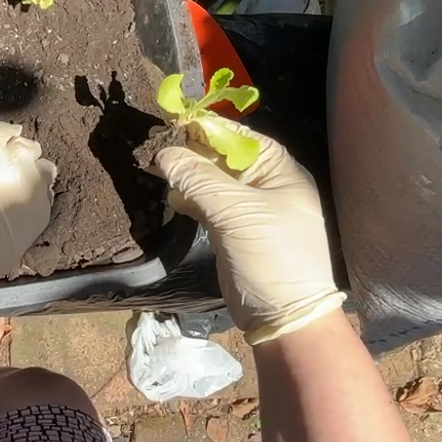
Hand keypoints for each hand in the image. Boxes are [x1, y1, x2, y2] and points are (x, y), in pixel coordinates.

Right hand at [156, 126, 342, 343]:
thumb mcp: (235, 212)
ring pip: (212, 181)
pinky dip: (190, 199)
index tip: (173, 123)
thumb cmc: (271, 255)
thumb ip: (198, 179)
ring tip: (158, 169)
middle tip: (158, 147)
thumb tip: (163, 153)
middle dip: (193, 151)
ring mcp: (249, 210)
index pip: (241, 138)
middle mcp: (266, 185)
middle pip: (224, 158)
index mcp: (280, 172)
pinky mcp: (233, 231)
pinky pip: (208, 204)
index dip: (208, 129)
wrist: (283, 317)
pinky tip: (173, 197)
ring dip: (188, 175)